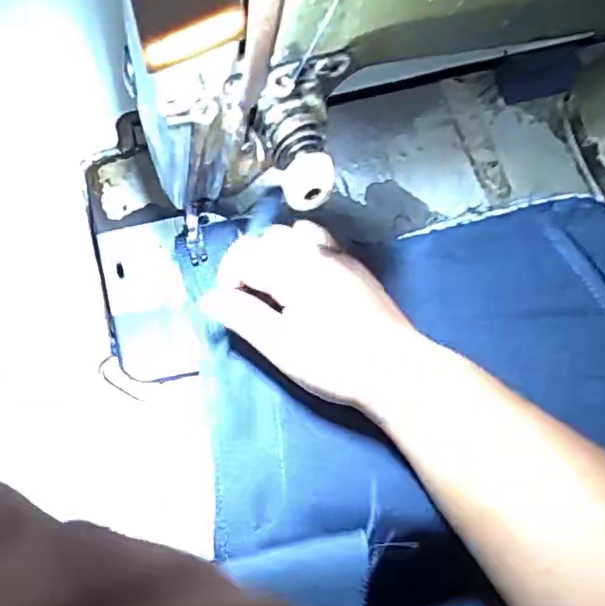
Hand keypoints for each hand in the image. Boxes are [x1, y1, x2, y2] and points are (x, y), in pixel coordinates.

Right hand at [203, 221, 434, 407]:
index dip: (227, 279)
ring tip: (276, 291)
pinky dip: (301, 255)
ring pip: (295, 235)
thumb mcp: (280, 346)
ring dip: (276, 255)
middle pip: (268, 239)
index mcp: (291, 267)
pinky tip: (306, 287)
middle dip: (249, 263)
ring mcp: (339, 255)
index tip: (229, 308)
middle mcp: (315, 250)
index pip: (244, 254)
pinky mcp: (356, 268)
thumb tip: (209, 299)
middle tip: (249, 302)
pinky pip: (320, 243)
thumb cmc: (333, 363)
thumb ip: (242, 317)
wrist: (395, 370)